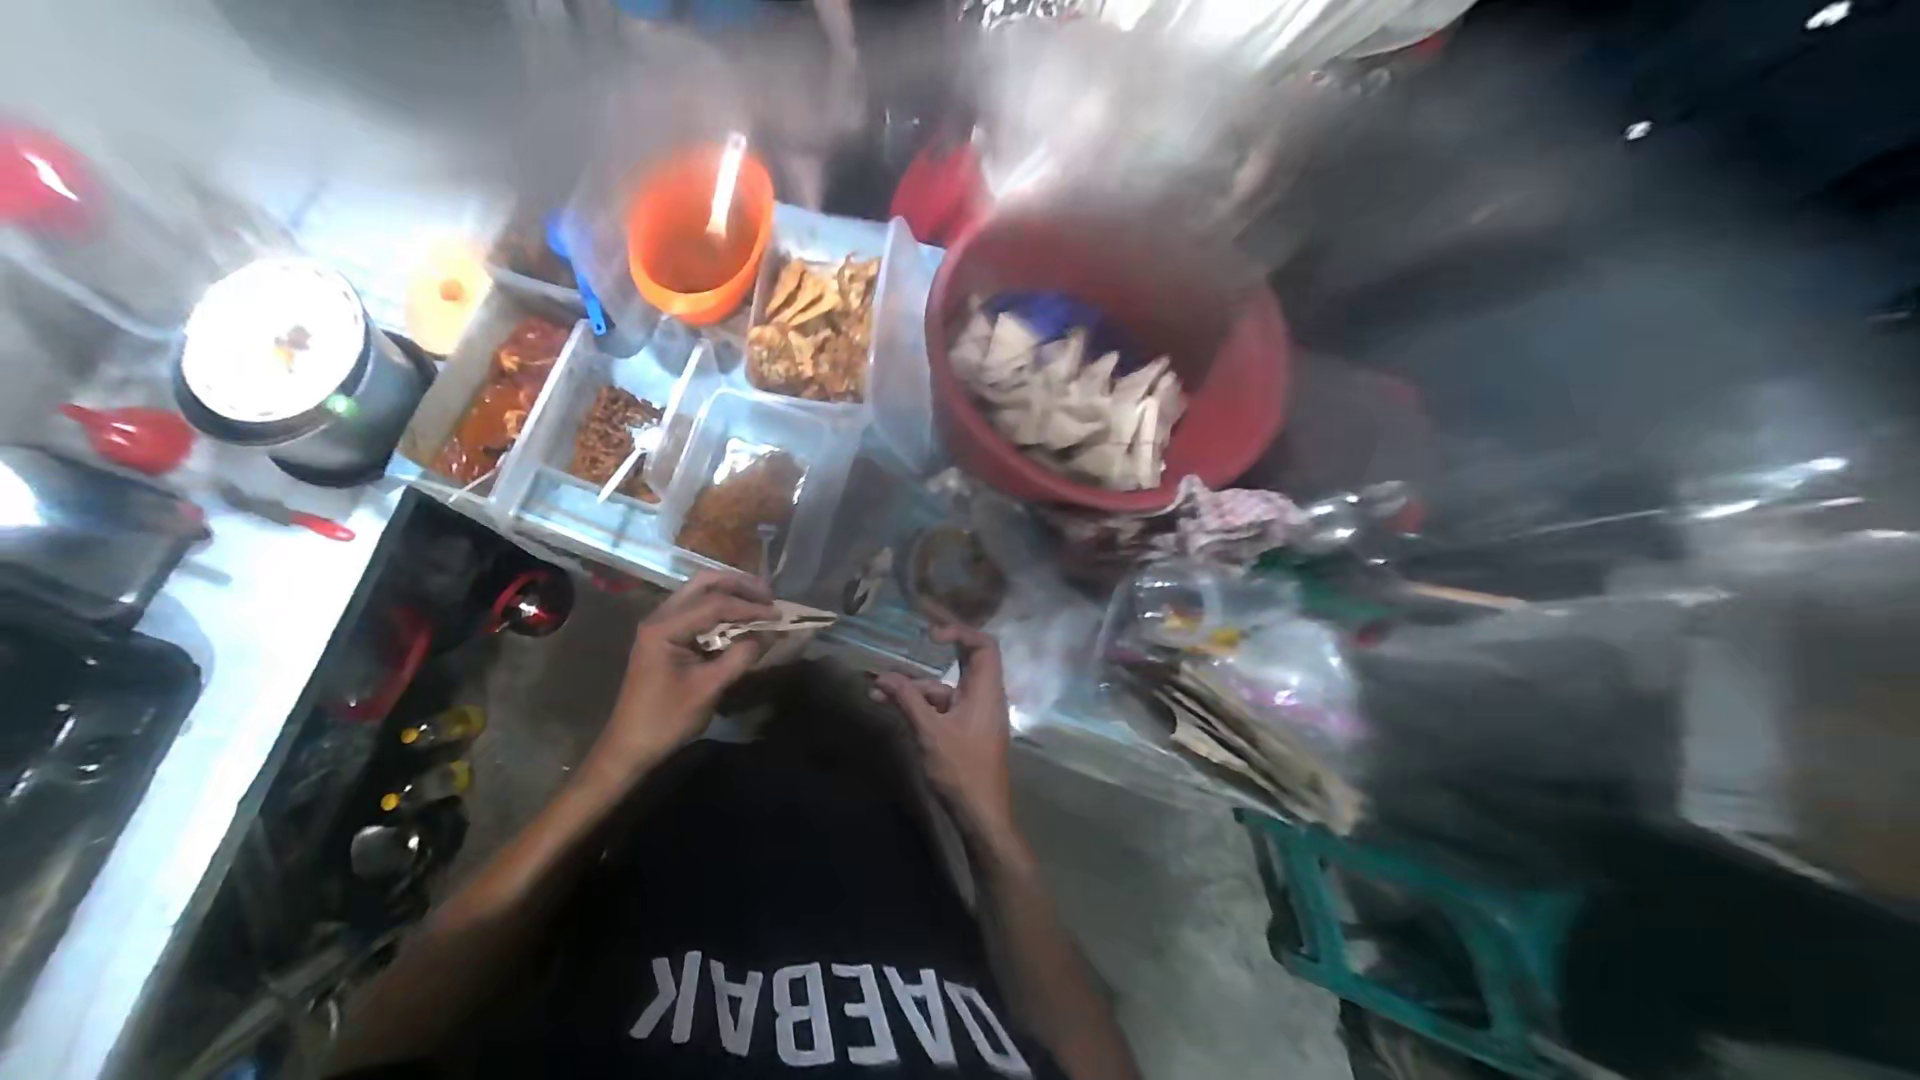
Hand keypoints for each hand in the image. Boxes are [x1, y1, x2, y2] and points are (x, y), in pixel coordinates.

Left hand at [586, 571, 778, 789]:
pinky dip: (722, 610)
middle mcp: (660, 617)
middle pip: (704, 584)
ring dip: (731, 594)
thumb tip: (770, 634)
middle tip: (769, 596)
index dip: (750, 607)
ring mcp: (662, 625)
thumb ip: (741, 656)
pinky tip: (741, 620)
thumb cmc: (667, 719)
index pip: (714, 603)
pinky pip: (697, 611)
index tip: (778, 614)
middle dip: (739, 586)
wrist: (631, 745)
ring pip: (700, 593)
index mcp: (664, 628)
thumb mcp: (709, 688)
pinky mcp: (667, 636)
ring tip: (761, 604)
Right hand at [876, 623, 1020, 853]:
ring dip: (915, 687)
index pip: (984, 645)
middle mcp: (984, 696)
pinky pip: (942, 707)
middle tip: (913, 640)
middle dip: (937, 652)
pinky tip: (891, 707)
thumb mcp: (930, 732)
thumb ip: (908, 700)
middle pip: (966, 661)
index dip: (960, 632)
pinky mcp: (965, 730)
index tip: (931, 635)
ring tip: (877, 690)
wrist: (981, 814)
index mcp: (986, 690)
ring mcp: (975, 713)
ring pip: (946, 687)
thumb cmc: (961, 770)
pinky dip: (920, 705)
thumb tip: (883, 676)